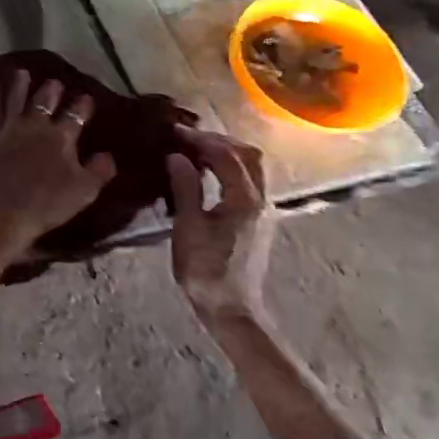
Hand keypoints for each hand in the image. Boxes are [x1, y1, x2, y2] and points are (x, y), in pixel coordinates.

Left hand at [0, 71, 117, 254]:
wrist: (7, 212)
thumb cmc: (50, 203)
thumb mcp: (86, 190)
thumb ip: (100, 170)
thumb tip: (108, 155)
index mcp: (62, 137)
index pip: (76, 115)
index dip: (82, 105)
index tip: (87, 97)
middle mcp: (36, 127)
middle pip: (44, 102)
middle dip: (51, 91)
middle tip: (55, 81)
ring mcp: (10, 131)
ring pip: (16, 101)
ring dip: (19, 86)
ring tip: (21, 73)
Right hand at [165, 127, 274, 322]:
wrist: (230, 307)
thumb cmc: (205, 268)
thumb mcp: (188, 226)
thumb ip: (185, 188)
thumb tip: (177, 157)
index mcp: (245, 200)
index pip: (226, 156)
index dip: (201, 140)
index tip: (175, 132)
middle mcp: (261, 200)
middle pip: (249, 156)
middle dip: (219, 141)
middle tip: (188, 138)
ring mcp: (263, 211)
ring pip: (252, 168)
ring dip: (227, 154)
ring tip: (196, 152)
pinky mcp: (257, 221)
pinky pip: (248, 182)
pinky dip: (230, 169)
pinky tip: (207, 175)